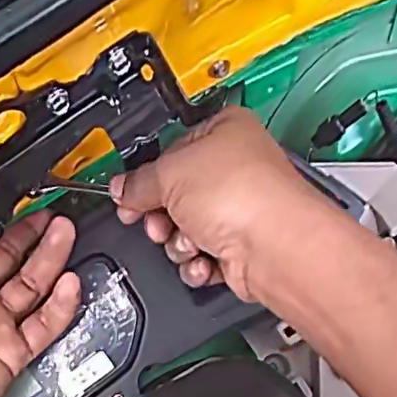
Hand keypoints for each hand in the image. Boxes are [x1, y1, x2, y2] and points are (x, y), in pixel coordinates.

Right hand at [110, 106, 339, 301]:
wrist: (272, 247)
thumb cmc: (243, 196)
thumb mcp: (169, 175)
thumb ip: (138, 183)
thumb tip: (123, 188)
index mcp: (224, 132)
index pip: (171, 153)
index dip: (145, 178)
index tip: (129, 195)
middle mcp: (234, 171)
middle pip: (176, 197)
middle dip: (162, 217)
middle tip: (159, 221)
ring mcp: (239, 212)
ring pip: (185, 232)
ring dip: (180, 243)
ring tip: (191, 240)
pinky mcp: (239, 249)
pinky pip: (201, 259)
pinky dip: (198, 264)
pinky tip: (206, 259)